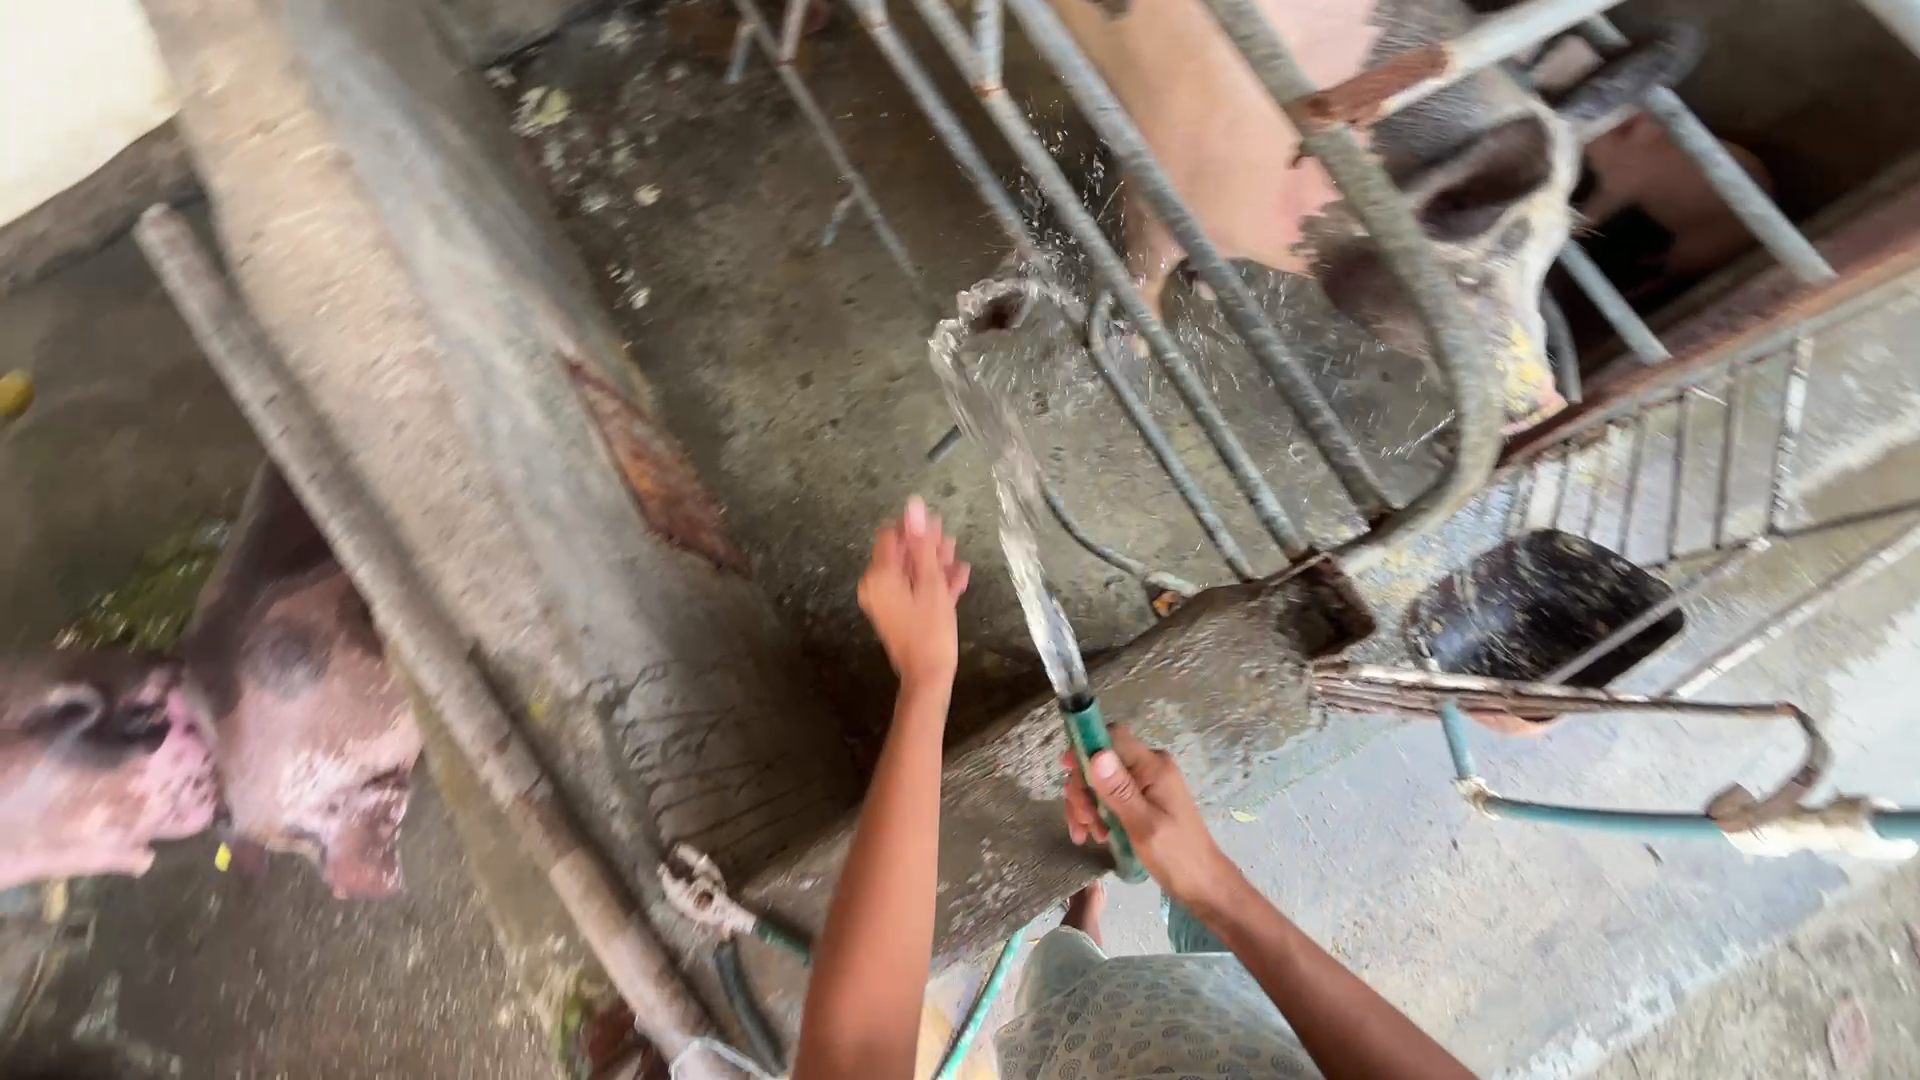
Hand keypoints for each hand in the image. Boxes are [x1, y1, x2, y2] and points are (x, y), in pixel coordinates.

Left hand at [858, 496, 969, 690]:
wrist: (929, 676)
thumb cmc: (931, 628)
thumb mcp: (930, 582)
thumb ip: (922, 543)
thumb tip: (914, 504)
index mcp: (879, 575)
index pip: (890, 535)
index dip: (913, 527)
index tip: (936, 526)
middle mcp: (877, 585)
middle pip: (902, 554)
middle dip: (927, 546)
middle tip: (950, 543)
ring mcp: (888, 601)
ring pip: (912, 572)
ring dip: (934, 564)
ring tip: (957, 561)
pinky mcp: (900, 613)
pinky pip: (915, 590)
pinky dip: (933, 584)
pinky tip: (957, 579)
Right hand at [1062, 726, 1239, 906]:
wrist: (1203, 886)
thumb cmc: (1176, 857)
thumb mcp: (1143, 825)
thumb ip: (1119, 790)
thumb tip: (1096, 754)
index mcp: (1153, 766)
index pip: (1112, 736)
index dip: (1085, 748)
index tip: (1067, 773)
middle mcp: (1149, 767)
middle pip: (1101, 760)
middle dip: (1083, 788)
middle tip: (1083, 821)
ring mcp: (1145, 783)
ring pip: (1100, 780)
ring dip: (1087, 804)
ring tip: (1087, 834)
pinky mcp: (1141, 799)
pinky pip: (1109, 796)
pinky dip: (1096, 813)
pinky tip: (1093, 835)